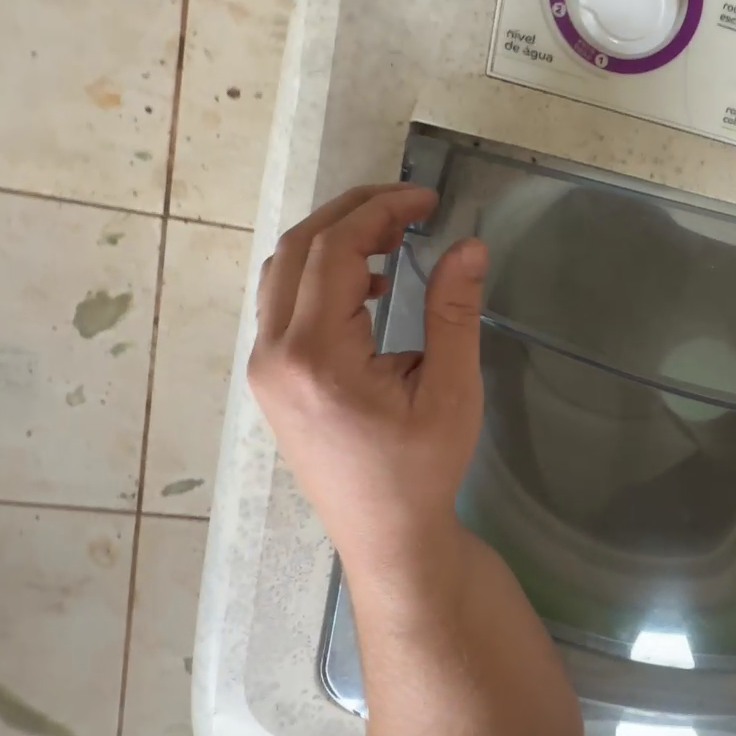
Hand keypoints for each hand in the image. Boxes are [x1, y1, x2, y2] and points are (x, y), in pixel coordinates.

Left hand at [247, 184, 488, 565]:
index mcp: (315, 355)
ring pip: (284, 273)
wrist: (388, 535)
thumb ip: (455, 312)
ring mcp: (266, 368)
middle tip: (409, 202)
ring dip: (334, 240)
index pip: (333, 251)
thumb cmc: (423, 468)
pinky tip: (370, 288)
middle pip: (297, 249)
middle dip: (353, 212)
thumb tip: (470, 245)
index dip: (380, 210)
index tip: (428, 199)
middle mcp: (274, 353)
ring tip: (392, 236)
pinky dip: (324, 275)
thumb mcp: (451, 390)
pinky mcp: (273, 379)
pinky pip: (286, 302)